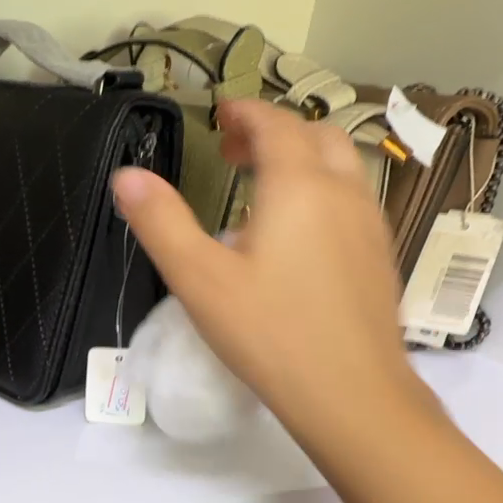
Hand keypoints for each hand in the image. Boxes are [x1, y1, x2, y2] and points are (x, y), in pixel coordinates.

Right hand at [111, 99, 434, 439]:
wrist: (349, 390)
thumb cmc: (267, 332)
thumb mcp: (198, 279)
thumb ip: (161, 222)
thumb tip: (126, 176)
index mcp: (297, 187)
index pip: (276, 125)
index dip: (246, 112)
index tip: (220, 113)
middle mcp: (341, 193)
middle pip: (315, 136)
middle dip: (273, 131)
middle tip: (233, 150)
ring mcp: (367, 224)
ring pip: (339, 167)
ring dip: (299, 159)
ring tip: (258, 187)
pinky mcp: (377, 256)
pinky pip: (348, 200)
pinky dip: (317, 191)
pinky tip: (290, 235)